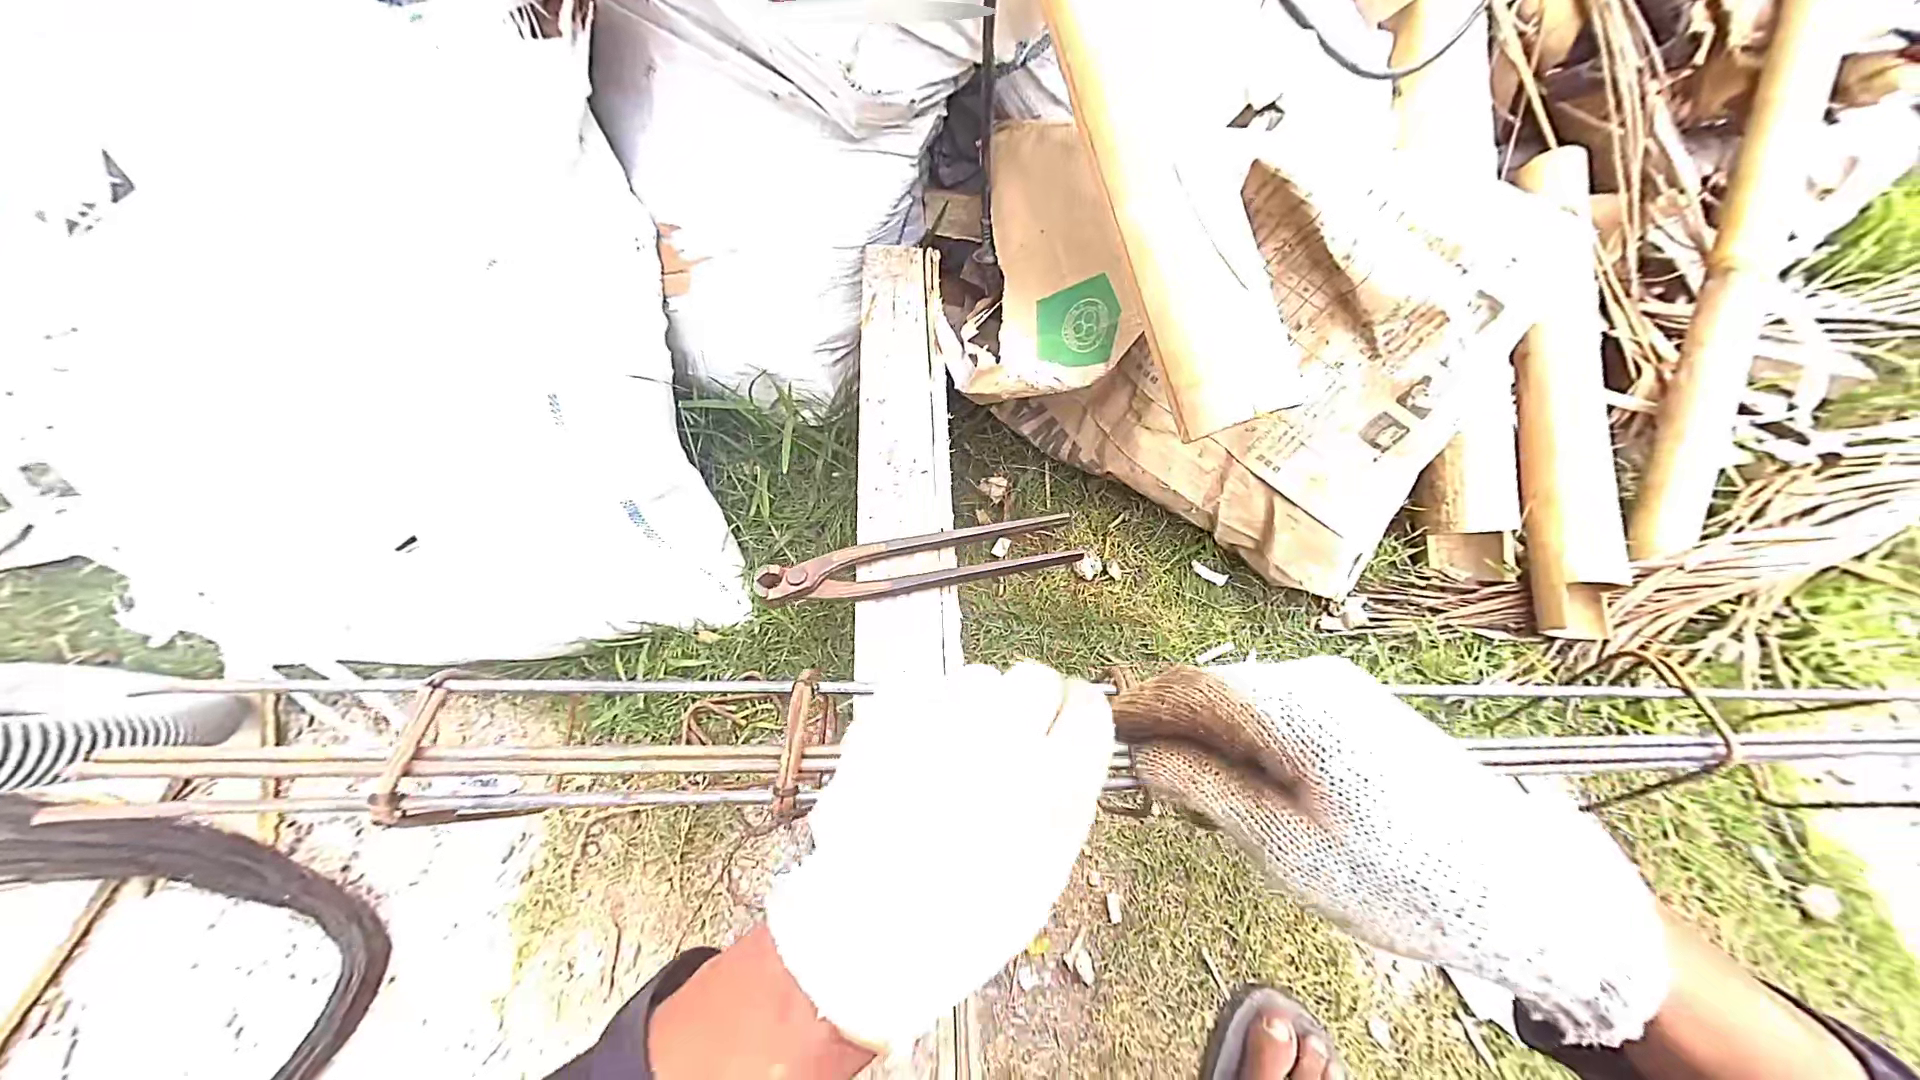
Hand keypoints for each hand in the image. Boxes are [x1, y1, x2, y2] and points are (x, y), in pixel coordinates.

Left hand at [765, 662, 1113, 1053]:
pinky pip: (922, 685)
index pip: (1086, 708)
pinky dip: (923, 706)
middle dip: (1028, 699)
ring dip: (974, 703)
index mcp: (1051, 783)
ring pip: (978, 677)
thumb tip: (1072, 740)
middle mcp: (1001, 741)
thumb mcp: (1046, 870)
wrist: (869, 926)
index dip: (1076, 711)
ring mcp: (939, 722)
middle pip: (1034, 677)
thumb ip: (1068, 796)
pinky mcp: (889, 716)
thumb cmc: (964, 914)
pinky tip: (914, 745)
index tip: (1063, 717)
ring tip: (953, 747)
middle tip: (1009, 730)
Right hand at [1117, 657, 1668, 1046]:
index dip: (1138, 708)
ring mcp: (1335, 688)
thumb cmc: (1401, 880)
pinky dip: (1241, 740)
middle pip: (1211, 689)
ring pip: (1238, 699)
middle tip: (1149, 780)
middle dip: (1171, 728)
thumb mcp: (1283, 846)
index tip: (1103, 735)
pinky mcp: (1350, 706)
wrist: (1525, 892)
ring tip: (1198, 794)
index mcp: (1294, 707)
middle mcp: (1311, 679)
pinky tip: (1246, 782)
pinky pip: (1272, 709)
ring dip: (1206, 737)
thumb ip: (1203, 788)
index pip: (1187, 688)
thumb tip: (1144, 756)